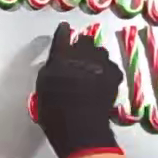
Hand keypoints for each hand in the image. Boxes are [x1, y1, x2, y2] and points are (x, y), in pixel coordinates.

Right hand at [34, 21, 123, 157]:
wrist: (80, 128)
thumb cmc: (55, 111)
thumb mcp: (43, 87)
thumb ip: (50, 69)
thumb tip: (56, 63)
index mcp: (61, 56)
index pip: (62, 35)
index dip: (63, 32)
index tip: (64, 29)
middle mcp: (83, 54)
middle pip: (85, 41)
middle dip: (81, 46)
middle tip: (76, 57)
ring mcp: (101, 64)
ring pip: (100, 52)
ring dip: (94, 58)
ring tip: (90, 70)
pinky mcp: (114, 75)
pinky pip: (110, 67)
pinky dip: (105, 71)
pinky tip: (100, 81)